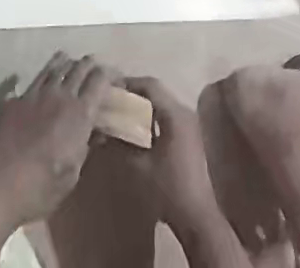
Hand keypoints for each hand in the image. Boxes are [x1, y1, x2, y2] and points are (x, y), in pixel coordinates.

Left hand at [0, 53, 111, 225]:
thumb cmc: (42, 186)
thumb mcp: (72, 173)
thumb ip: (86, 147)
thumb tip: (98, 133)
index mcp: (80, 112)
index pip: (100, 79)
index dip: (110, 74)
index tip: (116, 80)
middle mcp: (61, 95)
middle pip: (80, 66)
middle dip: (91, 65)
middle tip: (95, 71)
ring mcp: (37, 93)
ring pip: (57, 65)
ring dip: (68, 64)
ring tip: (72, 66)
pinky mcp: (17, 99)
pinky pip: (36, 78)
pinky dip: (46, 75)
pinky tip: (45, 82)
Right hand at [116, 77, 221, 228]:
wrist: (196, 216)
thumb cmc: (168, 188)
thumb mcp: (139, 165)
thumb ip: (120, 142)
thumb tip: (103, 127)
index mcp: (175, 114)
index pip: (150, 85)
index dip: (128, 84)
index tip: (109, 89)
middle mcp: (185, 112)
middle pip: (156, 92)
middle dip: (133, 95)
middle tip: (112, 102)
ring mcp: (189, 124)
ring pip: (162, 104)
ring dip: (142, 107)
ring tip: (120, 115)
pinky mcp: (189, 136)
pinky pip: (167, 116)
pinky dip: (151, 118)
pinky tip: (136, 131)